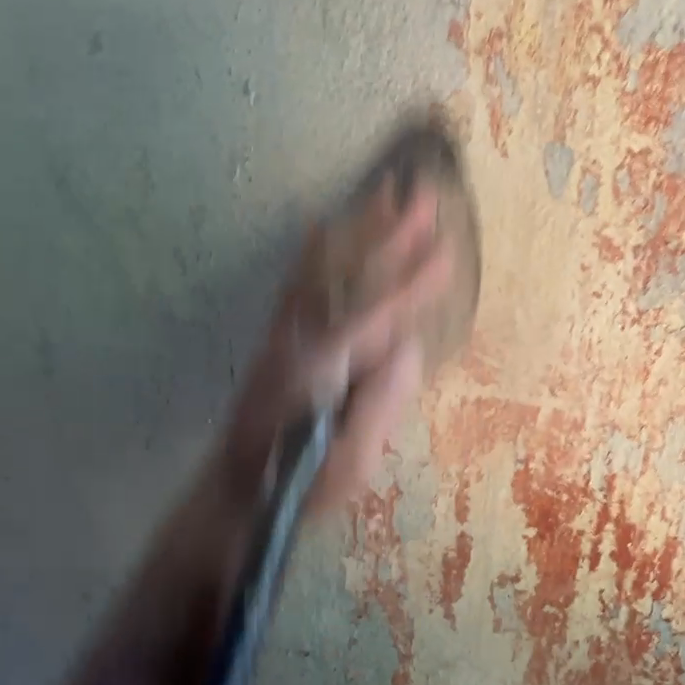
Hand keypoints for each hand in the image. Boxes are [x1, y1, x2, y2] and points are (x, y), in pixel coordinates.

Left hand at [222, 178, 453, 513]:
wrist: (236, 492)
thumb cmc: (303, 487)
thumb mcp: (353, 461)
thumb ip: (380, 402)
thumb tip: (409, 346)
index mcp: (323, 367)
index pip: (378, 311)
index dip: (415, 280)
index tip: (447, 249)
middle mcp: (301, 337)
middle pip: (353, 274)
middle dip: (392, 234)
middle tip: (423, 196)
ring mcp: (287, 334)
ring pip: (327, 268)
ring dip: (360, 230)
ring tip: (385, 193)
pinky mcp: (280, 339)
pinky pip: (299, 282)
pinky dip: (314, 249)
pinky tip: (322, 225)